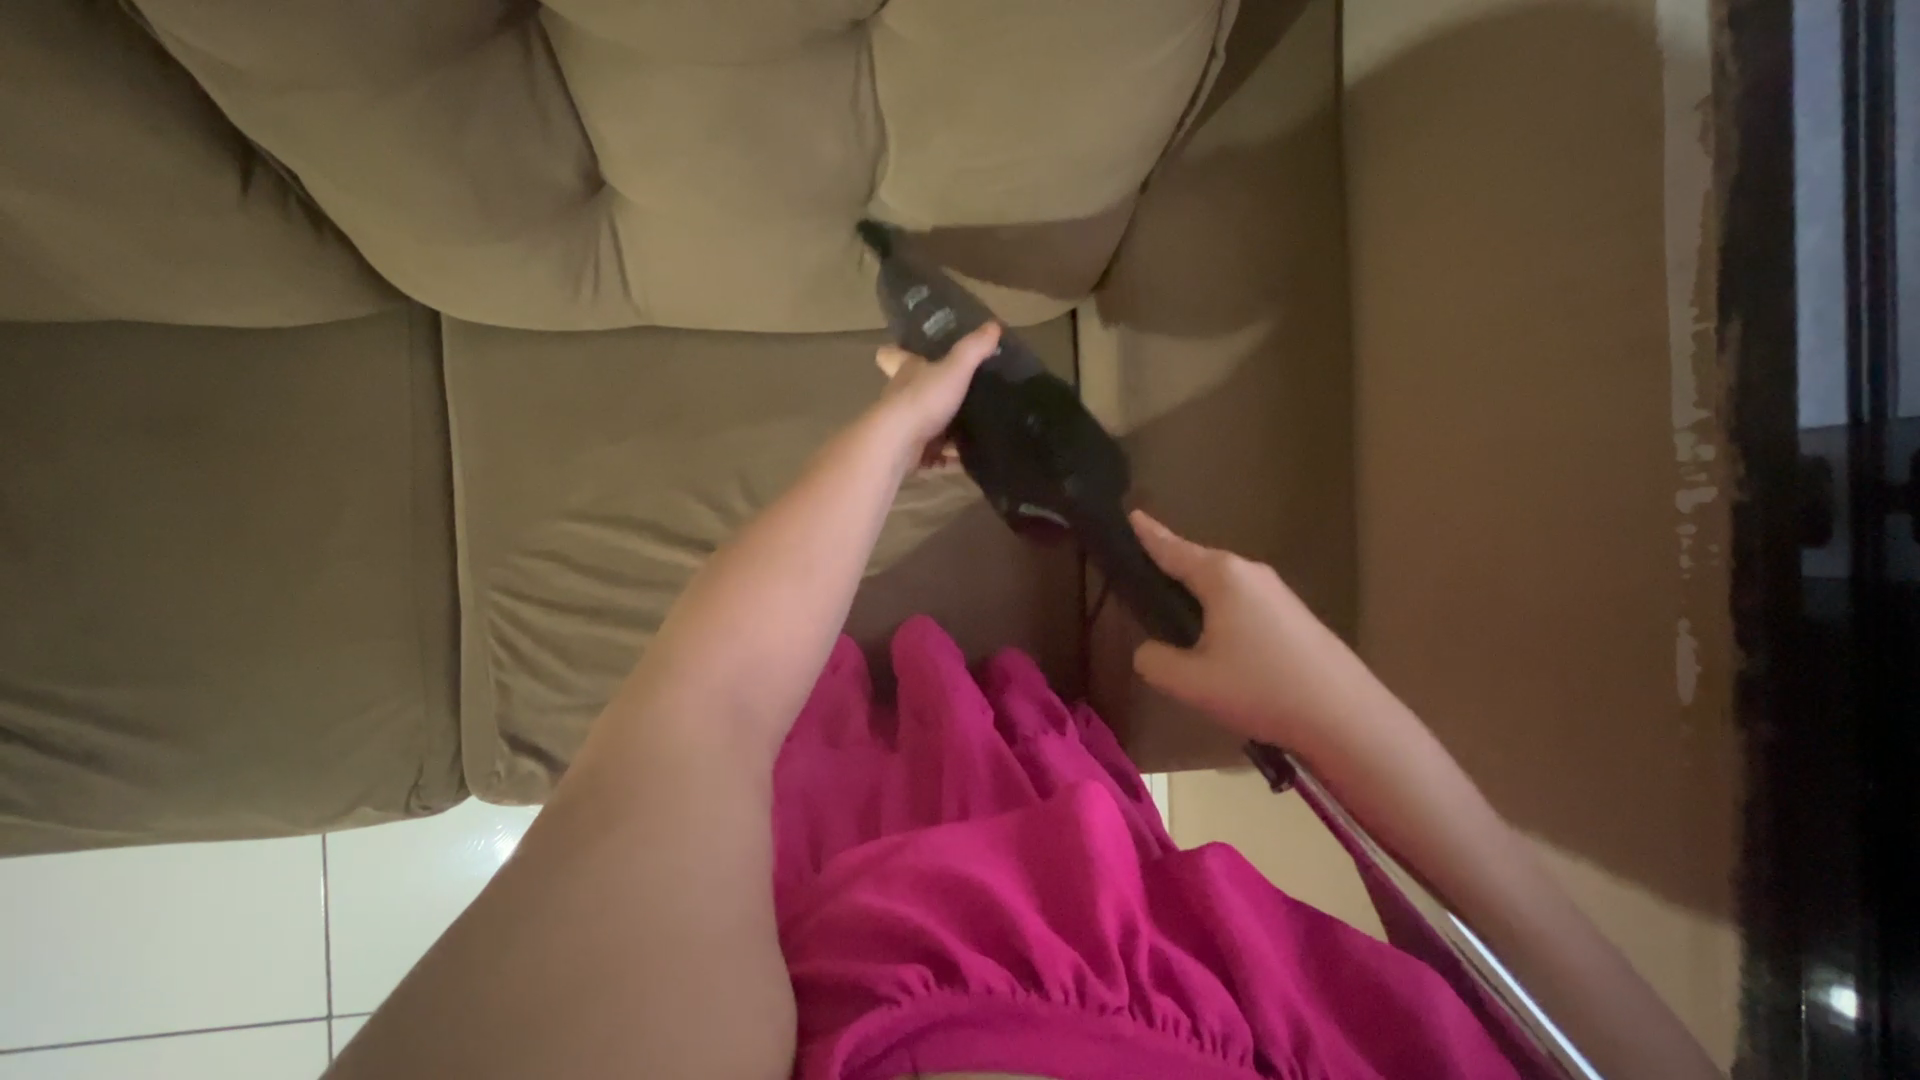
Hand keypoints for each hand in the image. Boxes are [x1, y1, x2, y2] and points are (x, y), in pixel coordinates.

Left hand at [870, 322, 999, 469]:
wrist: (898, 444)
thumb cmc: (923, 399)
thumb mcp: (954, 368)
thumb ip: (973, 349)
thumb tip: (994, 324)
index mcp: (907, 371)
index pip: (894, 355)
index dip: (900, 352)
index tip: (911, 351)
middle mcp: (901, 398)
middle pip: (915, 393)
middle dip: (936, 396)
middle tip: (966, 396)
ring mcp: (905, 428)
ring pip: (927, 427)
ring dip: (947, 432)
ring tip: (978, 431)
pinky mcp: (910, 455)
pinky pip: (933, 458)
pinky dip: (949, 460)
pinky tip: (969, 460)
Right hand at [1129, 511, 1390, 757]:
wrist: (1345, 716)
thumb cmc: (1261, 688)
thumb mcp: (1190, 682)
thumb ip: (1154, 660)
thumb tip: (1148, 650)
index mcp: (1221, 576)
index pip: (1172, 548)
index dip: (1148, 534)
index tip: (1130, 514)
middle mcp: (1250, 573)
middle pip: (1198, 564)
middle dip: (1170, 569)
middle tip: (1138, 581)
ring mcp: (1277, 593)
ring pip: (1221, 588)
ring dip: (1196, 597)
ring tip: (1172, 618)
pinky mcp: (1293, 617)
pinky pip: (1241, 604)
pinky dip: (1219, 614)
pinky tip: (1215, 643)